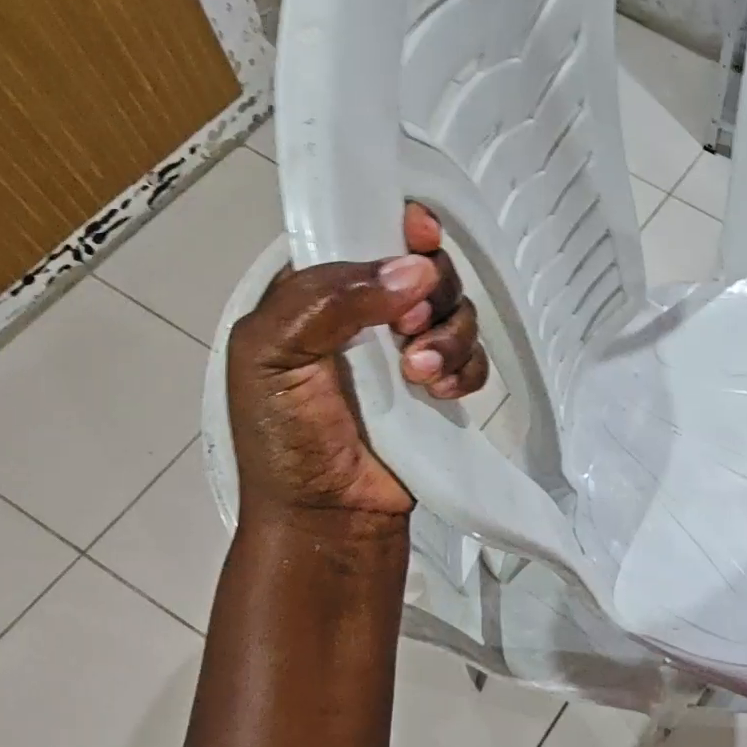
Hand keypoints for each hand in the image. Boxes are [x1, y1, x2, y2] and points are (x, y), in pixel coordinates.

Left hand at [225, 203, 488, 536]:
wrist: (328, 518)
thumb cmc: (285, 438)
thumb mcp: (273, 356)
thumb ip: (328, 300)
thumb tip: (414, 271)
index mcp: (317, 295)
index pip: (364, 234)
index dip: (400, 228)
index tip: (423, 235)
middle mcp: (365, 316)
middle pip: (425, 270)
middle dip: (430, 296)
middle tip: (408, 333)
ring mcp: (405, 354)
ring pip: (456, 313)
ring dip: (450, 339)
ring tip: (421, 378)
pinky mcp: (438, 390)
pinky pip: (473, 359)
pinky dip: (466, 370)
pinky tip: (441, 395)